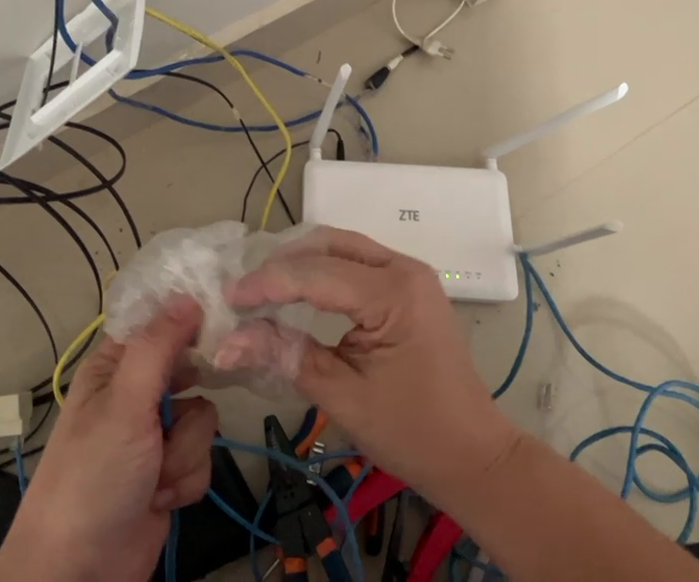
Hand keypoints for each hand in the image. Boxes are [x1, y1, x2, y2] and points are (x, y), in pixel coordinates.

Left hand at [0, 297, 219, 581]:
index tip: (219, 320)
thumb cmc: (93, 476)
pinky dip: (185, 480)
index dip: (187, 320)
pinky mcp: (170, 472)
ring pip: (203, 419)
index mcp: (114, 368)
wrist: (81, 569)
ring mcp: (154, 436)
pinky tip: (160, 498)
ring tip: (154, 474)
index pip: (158, 324)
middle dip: (188, 404)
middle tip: (184, 412)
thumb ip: (157, 349)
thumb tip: (188, 297)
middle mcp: (135, 395)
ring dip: (184, 452)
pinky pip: (203, 458)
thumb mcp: (123, 405)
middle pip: (191, 373)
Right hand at [223, 227, 521, 500]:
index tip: (226, 298)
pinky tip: (296, 291)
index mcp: (394, 293)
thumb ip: (285, 356)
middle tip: (243, 290)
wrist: (472, 455)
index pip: (315, 273)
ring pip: (342, 248)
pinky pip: (357, 264)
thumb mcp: (341, 395)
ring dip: (300, 262)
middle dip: (282, 263)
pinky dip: (322, 271)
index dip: (266, 283)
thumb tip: (227, 343)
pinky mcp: (408, 288)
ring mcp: (410, 275)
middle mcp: (404, 269)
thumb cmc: (411, 431)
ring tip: (261, 289)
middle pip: (329, 244)